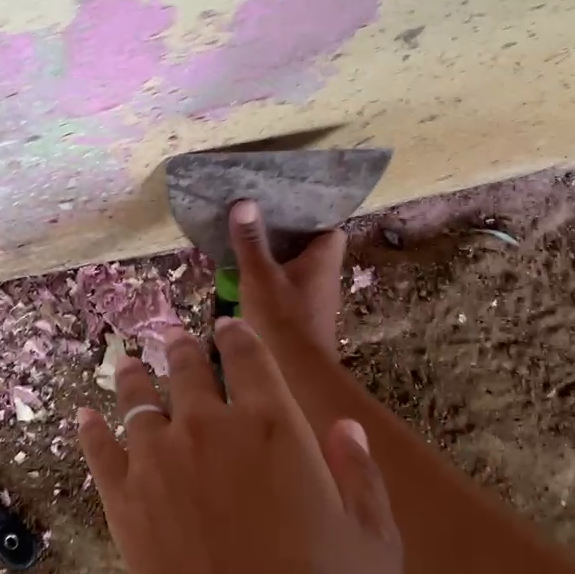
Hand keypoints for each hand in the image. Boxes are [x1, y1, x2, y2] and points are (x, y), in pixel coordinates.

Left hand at [78, 319, 402, 573]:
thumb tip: (343, 426)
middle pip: (188, 368)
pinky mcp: (121, 493)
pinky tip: (85, 414)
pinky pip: (98, 446)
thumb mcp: (376, 544)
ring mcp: (157, 457)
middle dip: (183, 348)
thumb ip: (360, 475)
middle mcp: (208, 427)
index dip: (237, 336)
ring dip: (136, 375)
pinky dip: (91, 427)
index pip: (249, 359)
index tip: (227, 324)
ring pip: (138, 397)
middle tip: (176, 338)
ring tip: (131, 362)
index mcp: (272, 426)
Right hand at [230, 199, 347, 357]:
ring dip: (279, 260)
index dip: (311, 219)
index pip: (329, 230)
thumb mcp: (258, 274)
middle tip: (258, 225)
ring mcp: (317, 299)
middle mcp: (326, 278)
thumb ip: (250, 240)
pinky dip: (275, 281)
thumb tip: (245, 202)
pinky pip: (292, 288)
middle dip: (287, 238)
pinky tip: (251, 281)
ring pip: (300, 269)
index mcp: (323, 261)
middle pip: (312, 249)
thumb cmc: (280, 316)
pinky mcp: (305, 316)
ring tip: (249, 248)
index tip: (284, 211)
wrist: (295, 371)